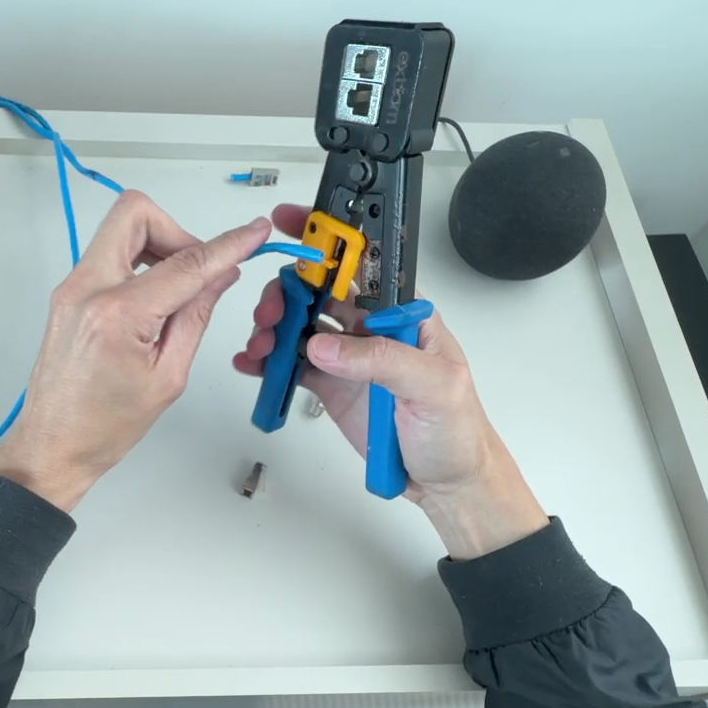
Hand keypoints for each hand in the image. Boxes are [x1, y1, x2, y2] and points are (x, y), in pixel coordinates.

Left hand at [0, 191, 272, 510]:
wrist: (53, 446)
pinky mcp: (67, 295)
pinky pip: (109, 256)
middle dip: (177, 230)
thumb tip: (222, 275)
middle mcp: (87, 289)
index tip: (254, 232)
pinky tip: (156, 300)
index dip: (227, 246)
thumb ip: (196, 317)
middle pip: (136, 214)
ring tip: (178, 292)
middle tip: (198, 271)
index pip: (184, 264)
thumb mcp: (167, 377)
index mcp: (117, 315)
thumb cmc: (106, 426)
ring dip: (157, 245)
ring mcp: (71, 288)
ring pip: (120, 229)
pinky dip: (139, 264)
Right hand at [232, 204, 547, 558]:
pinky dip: (266, 362)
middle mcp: (371, 328)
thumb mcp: (435, 387)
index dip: (327, 240)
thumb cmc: (457, 430)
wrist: (445, 483)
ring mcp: (347, 357)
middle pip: (318, 291)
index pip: (363, 264)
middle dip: (286, 292)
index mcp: (403, 313)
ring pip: (297, 326)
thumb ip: (382, 360)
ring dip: (271, 327)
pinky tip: (250, 364)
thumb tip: (323, 345)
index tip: (293, 225)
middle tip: (269, 313)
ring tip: (257, 345)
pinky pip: (290, 365)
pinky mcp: (328, 386)